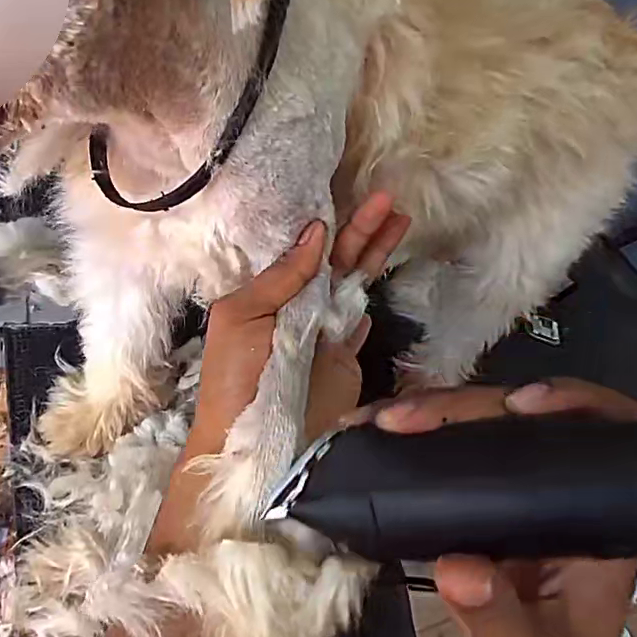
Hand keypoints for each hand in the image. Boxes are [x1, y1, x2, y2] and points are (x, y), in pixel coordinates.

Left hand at [154, 194, 408, 553]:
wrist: (254, 442)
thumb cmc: (237, 377)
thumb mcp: (243, 316)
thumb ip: (282, 276)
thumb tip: (316, 232)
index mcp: (269, 292)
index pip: (304, 249)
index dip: (327, 223)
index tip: (347, 194)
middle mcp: (300, 304)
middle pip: (337, 259)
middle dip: (361, 229)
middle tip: (386, 197)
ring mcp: (326, 329)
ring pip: (356, 280)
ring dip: (376, 251)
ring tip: (399, 219)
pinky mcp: (346, 354)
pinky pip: (362, 316)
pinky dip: (371, 292)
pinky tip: (385, 264)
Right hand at [369, 379, 636, 636]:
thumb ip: (499, 621)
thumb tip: (458, 569)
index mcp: (597, 515)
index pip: (605, 431)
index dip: (572, 400)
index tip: (520, 404)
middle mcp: (563, 485)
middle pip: (525, 413)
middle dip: (465, 405)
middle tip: (405, 417)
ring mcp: (523, 481)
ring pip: (486, 418)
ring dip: (434, 409)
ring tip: (382, 417)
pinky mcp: (487, 486)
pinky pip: (457, 442)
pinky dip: (420, 429)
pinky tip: (381, 428)